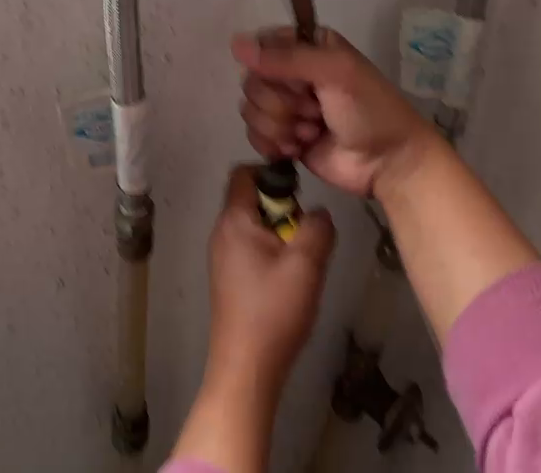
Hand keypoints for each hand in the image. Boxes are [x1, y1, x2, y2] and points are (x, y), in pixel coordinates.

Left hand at [203, 164, 336, 390]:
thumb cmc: (274, 309)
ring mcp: (222, 256)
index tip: (300, 192)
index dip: (272, 173)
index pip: (244, 173)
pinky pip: (251, 248)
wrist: (247, 367)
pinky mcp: (229, 278)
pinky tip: (291, 279)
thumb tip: (319, 212)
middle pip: (251, 199)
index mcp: (233, 220)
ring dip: (281, 233)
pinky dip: (272, 253)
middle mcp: (221, 232)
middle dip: (283, 208)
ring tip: (303, 259)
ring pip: (255, 226)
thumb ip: (317, 227)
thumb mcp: (306, 263)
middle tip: (306, 233)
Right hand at [233, 27, 433, 197]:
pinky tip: (299, 149)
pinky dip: (274, 144)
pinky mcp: (281, 137)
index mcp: (308, 47)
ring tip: (312, 133)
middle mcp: (293, 73)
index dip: (272, 68)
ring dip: (281, 126)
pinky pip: (253, 134)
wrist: (388, 162)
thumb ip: (285, 58)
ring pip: (250, 109)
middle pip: (252, 81)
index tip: (300, 83)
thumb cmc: (370, 109)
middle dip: (281, 103)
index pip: (262, 46)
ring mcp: (286, 106)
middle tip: (314, 112)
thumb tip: (234, 44)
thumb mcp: (335, 72)